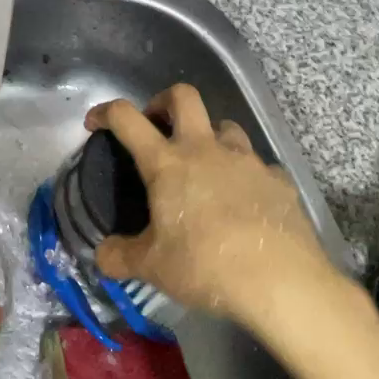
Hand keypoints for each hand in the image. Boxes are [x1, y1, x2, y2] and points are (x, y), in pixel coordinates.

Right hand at [85, 84, 345, 328]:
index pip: (126, 117)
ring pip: (225, 127)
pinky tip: (246, 201)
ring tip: (206, 165)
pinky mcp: (277, 180)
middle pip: (183, 96)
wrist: (283, 282)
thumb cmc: (207, 266)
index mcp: (167, 163)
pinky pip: (259, 166)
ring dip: (210, 137)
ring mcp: (245, 160)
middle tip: (157, 127)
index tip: (95, 122)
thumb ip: (121, 257)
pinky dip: (247, 176)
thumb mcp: (153, 268)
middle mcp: (204, 149)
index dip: (106, 111)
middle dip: (164, 102)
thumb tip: (101, 256)